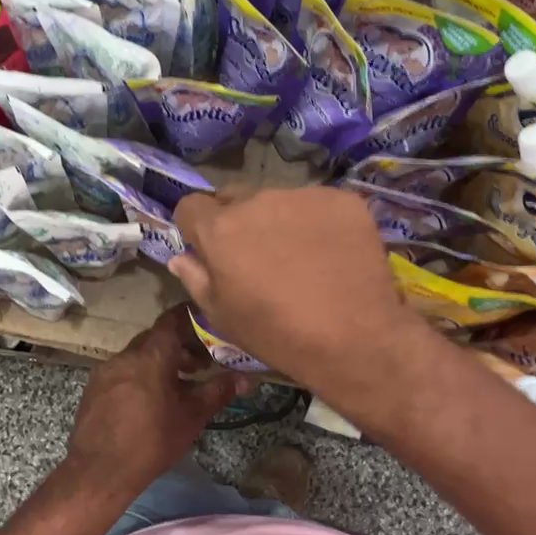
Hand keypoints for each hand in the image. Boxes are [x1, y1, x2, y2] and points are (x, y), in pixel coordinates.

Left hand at [59, 307, 248, 495]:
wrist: (100, 471)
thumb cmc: (152, 441)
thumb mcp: (192, 417)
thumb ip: (218, 391)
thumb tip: (247, 378)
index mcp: (151, 356)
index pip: (171, 320)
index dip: (190, 319)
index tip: (207, 326)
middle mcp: (125, 356)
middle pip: (154, 339)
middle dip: (178, 347)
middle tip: (199, 365)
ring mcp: (105, 371)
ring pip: (136, 356)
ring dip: (157, 364)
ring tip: (176, 387)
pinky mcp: (93, 388)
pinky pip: (121, 372)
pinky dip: (138, 377)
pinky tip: (148, 401)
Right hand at [171, 187, 426, 394]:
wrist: (354, 338)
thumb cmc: (277, 334)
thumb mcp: (223, 316)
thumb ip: (196, 279)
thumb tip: (181, 257)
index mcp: (221, 229)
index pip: (191, 206)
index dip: (195, 227)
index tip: (209, 250)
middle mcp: (258, 200)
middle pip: (235, 198)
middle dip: (237, 221)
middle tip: (257, 258)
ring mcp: (303, 196)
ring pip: (278, 200)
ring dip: (278, 221)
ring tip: (301, 259)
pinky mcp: (342, 200)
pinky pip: (318, 204)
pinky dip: (318, 223)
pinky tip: (331, 255)